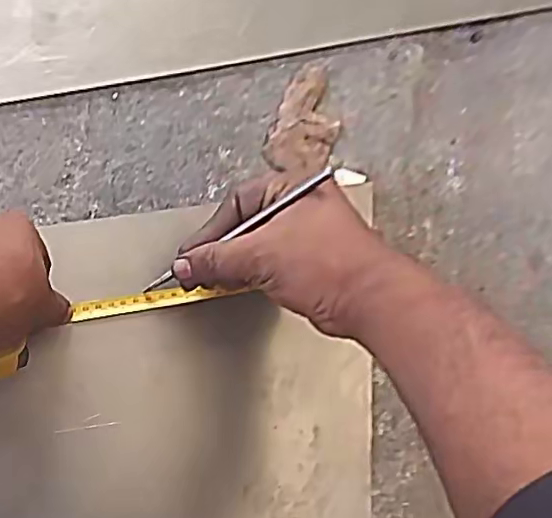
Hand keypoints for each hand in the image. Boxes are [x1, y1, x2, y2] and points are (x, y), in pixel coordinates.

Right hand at [171, 175, 411, 338]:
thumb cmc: (331, 263)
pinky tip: (235, 285)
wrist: (365, 298)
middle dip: (217, 250)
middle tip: (197, 271)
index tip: (190, 257)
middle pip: (243, 225)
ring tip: (213, 280)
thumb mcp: (259, 255)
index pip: (236, 203)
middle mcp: (300, 205)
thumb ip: (216, 259)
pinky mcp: (306, 261)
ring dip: (230, 265)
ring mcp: (304, 234)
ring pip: (253, 246)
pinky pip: (265, 263)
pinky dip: (245, 274)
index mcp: (294, 185)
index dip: (209, 232)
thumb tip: (187, 263)